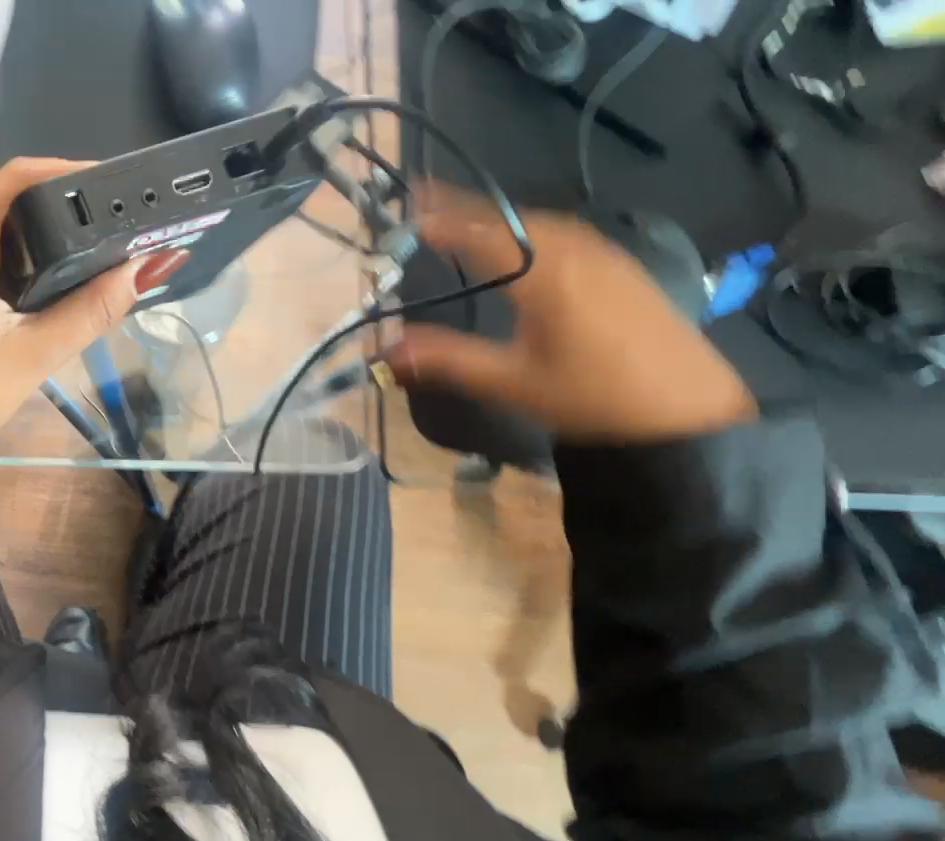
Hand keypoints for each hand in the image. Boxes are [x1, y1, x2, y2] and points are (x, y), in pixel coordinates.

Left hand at [0, 158, 190, 450]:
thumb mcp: (39, 354)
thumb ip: (94, 308)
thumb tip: (146, 266)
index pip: (12, 182)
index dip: (66, 172)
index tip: (111, 185)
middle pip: (1, 193)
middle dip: (56, 199)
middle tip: (107, 218)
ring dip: (34, 221)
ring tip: (84, 239)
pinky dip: (12, 241)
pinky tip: (43, 261)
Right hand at [385, 184, 756, 442]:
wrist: (681, 410)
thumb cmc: (590, 396)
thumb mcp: (510, 382)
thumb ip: (446, 360)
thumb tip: (385, 349)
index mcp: (545, 274)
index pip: (483, 232)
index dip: (443, 218)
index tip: (409, 208)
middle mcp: (576, 252)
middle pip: (512, 218)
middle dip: (467, 209)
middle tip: (427, 204)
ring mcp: (604, 257)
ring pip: (541, 224)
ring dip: (499, 217)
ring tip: (463, 219)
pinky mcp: (621, 269)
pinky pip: (564, 234)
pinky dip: (528, 230)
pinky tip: (520, 244)